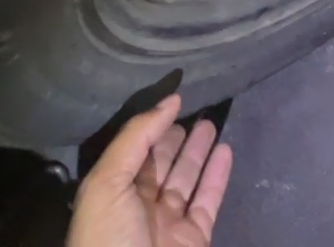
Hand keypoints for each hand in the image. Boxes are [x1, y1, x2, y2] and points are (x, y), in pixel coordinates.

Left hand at [68, 94, 233, 246]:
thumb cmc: (108, 239)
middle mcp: (138, 209)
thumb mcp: (107, 183)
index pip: (134, 153)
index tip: (174, 100)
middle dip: (175, 137)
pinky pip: (207, 201)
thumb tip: (171, 100)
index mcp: (110, 196)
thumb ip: (137, 137)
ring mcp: (168, 226)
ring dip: (198, 151)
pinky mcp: (194, 239)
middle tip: (195, 108)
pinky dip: (218, 175)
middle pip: (160, 165)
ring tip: (211, 123)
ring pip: (186, 180)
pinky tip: (226, 150)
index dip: (152, 127)